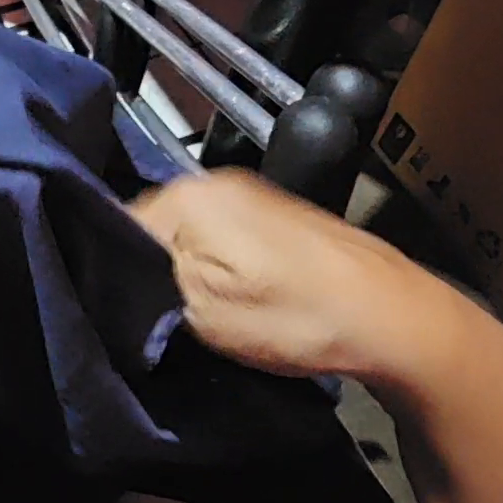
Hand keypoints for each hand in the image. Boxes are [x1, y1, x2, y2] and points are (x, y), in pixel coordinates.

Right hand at [129, 169, 458, 382]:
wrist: (392, 319)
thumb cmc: (292, 316)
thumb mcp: (198, 309)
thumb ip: (142, 281)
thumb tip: (110, 270)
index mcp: (186, 197)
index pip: (114, 228)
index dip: (111, 274)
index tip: (122, 312)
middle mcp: (212, 183)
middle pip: (148, 228)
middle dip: (145, 271)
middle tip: (158, 316)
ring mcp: (247, 196)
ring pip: (182, 235)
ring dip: (179, 271)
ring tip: (194, 311)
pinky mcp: (272, 216)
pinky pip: (215, 237)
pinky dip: (210, 266)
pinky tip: (229, 296)